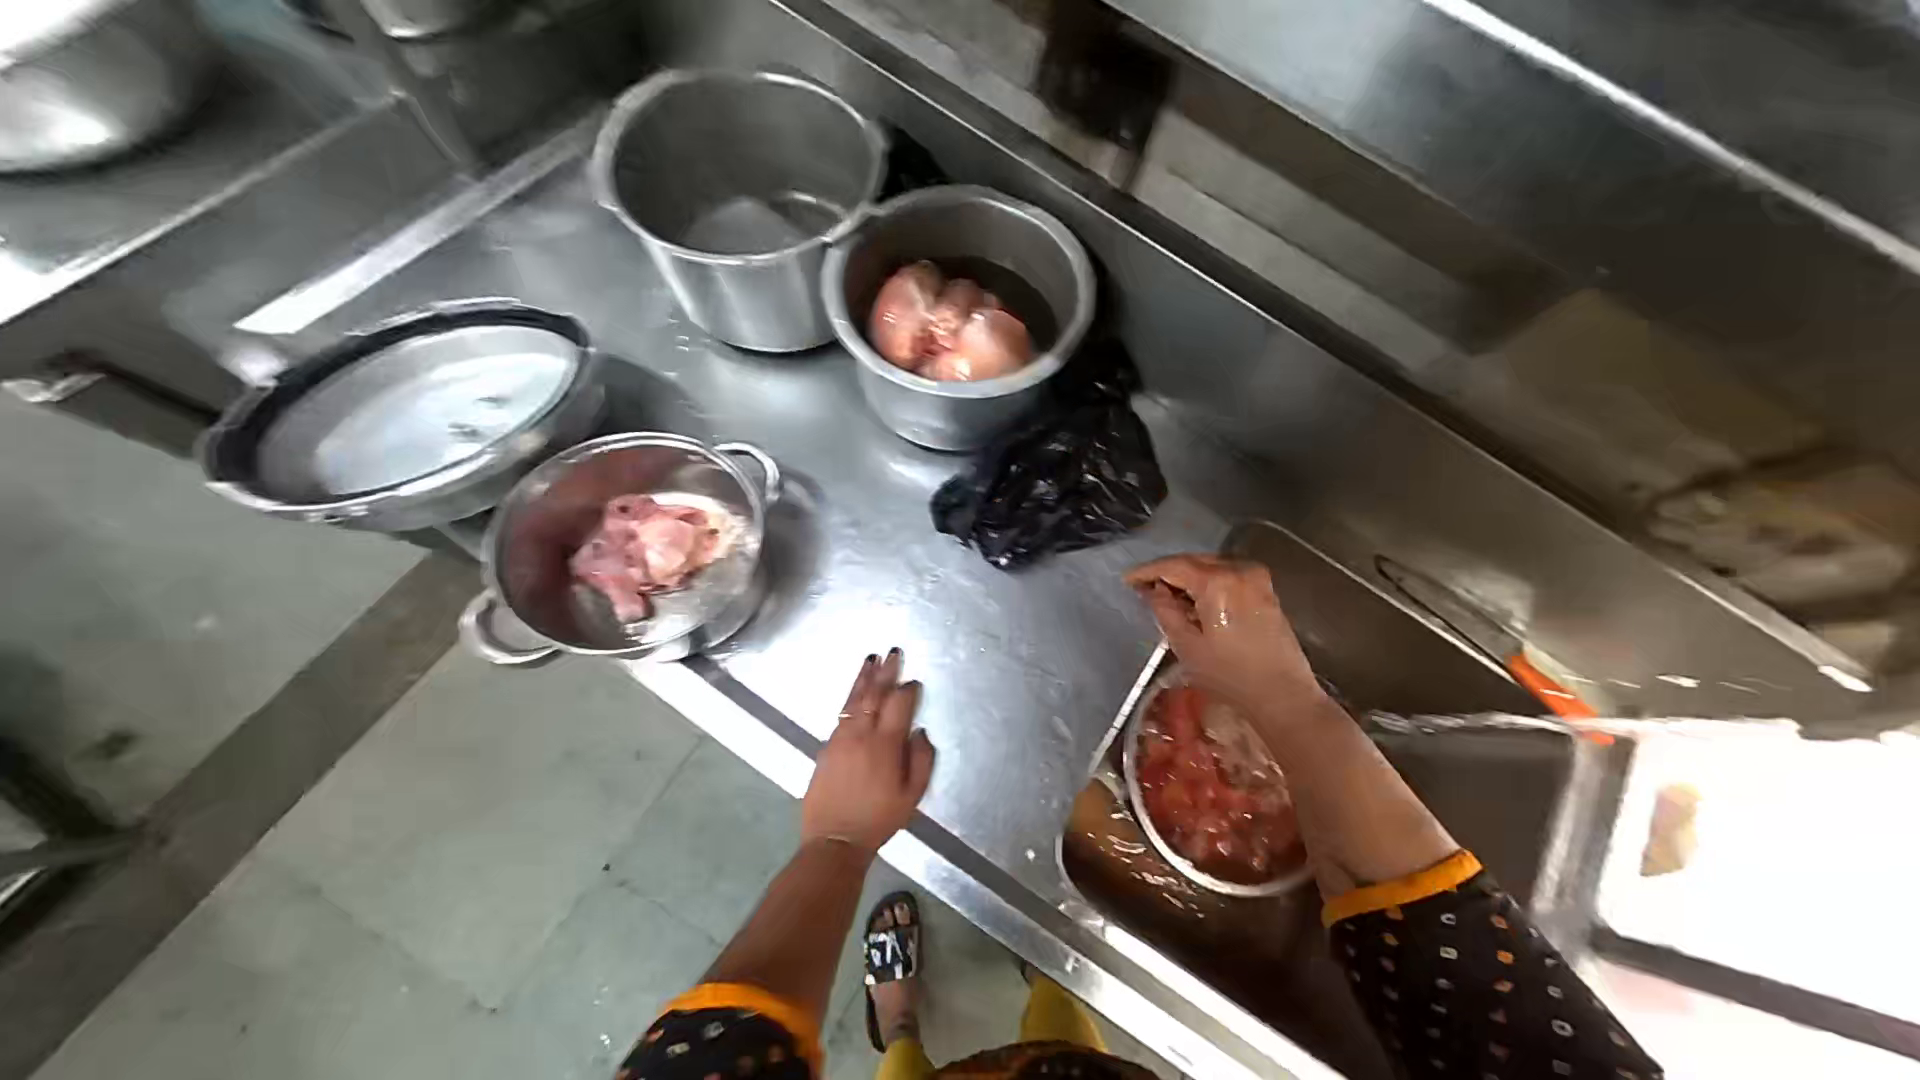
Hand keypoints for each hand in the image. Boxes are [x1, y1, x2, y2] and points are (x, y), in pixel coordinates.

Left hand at [801, 648, 935, 855]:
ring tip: (871, 659)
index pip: (898, 706)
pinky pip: (842, 714)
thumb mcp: (912, 796)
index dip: (907, 691)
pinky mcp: (827, 746)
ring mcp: (840, 738)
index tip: (914, 681)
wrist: (834, 839)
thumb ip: (921, 760)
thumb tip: (920, 732)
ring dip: (864, 678)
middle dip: (885, 672)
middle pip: (874, 695)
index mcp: (885, 745)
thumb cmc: (878, 819)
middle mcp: (861, 735)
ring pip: (854, 700)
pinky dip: (851, 697)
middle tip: (893, 652)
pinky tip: (856, 691)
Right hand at [1124, 554, 1323, 716]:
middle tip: (1145, 588)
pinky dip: (1208, 583)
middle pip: (1193, 561)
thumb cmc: (1230, 675)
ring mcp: (1256, 579)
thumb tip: (1153, 590)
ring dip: (1188, 577)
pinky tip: (1195, 601)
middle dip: (1167, 572)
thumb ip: (1165, 611)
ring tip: (1167, 596)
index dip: (1147, 571)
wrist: (1283, 696)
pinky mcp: (1266, 590)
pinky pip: (1227, 576)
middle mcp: (1238, 570)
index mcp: (1217, 582)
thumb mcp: (1186, 645)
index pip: (1173, 565)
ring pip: (1211, 566)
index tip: (1128, 580)